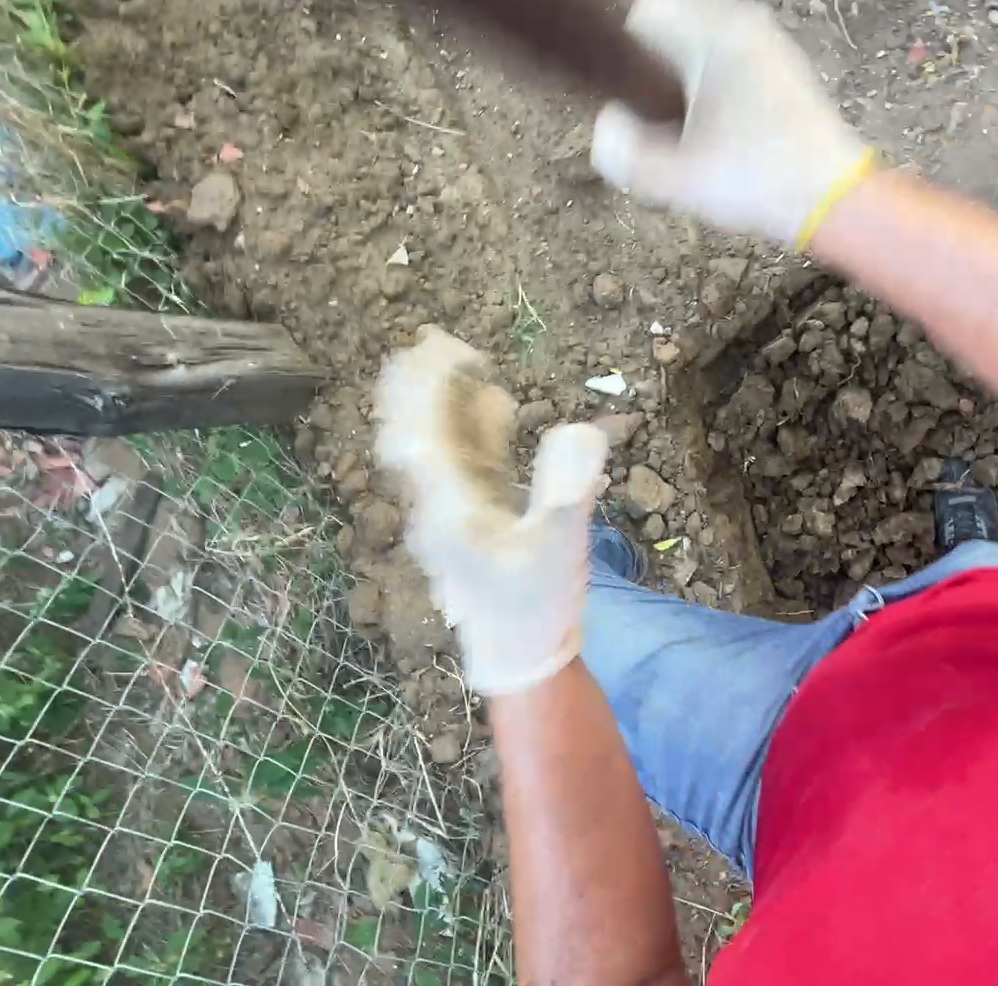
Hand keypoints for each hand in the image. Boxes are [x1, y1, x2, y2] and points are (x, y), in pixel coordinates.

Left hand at [374, 330, 608, 695]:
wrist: (523, 655)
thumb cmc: (536, 608)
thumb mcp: (557, 551)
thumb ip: (565, 491)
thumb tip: (582, 429)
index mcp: (448, 508)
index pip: (419, 435)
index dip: (423, 387)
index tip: (445, 348)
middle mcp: (441, 503)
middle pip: (415, 433)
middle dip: (421, 386)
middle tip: (439, 342)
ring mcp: (458, 508)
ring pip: (440, 443)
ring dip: (445, 401)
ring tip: (464, 359)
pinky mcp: (478, 515)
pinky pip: (468, 460)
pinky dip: (475, 427)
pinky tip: (494, 403)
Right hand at [591, 0, 876, 247]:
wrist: (833, 201)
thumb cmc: (757, 183)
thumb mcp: (675, 179)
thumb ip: (622, 152)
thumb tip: (608, 127)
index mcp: (718, 34)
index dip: (634, 42)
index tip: (645, 94)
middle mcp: (748, 26)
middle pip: (679, 24)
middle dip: (661, 72)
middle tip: (671, 128)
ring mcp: (772, 48)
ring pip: (706, 48)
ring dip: (690, 88)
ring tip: (701, 141)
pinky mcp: (786, 74)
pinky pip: (734, 67)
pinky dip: (720, 97)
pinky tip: (729, 143)